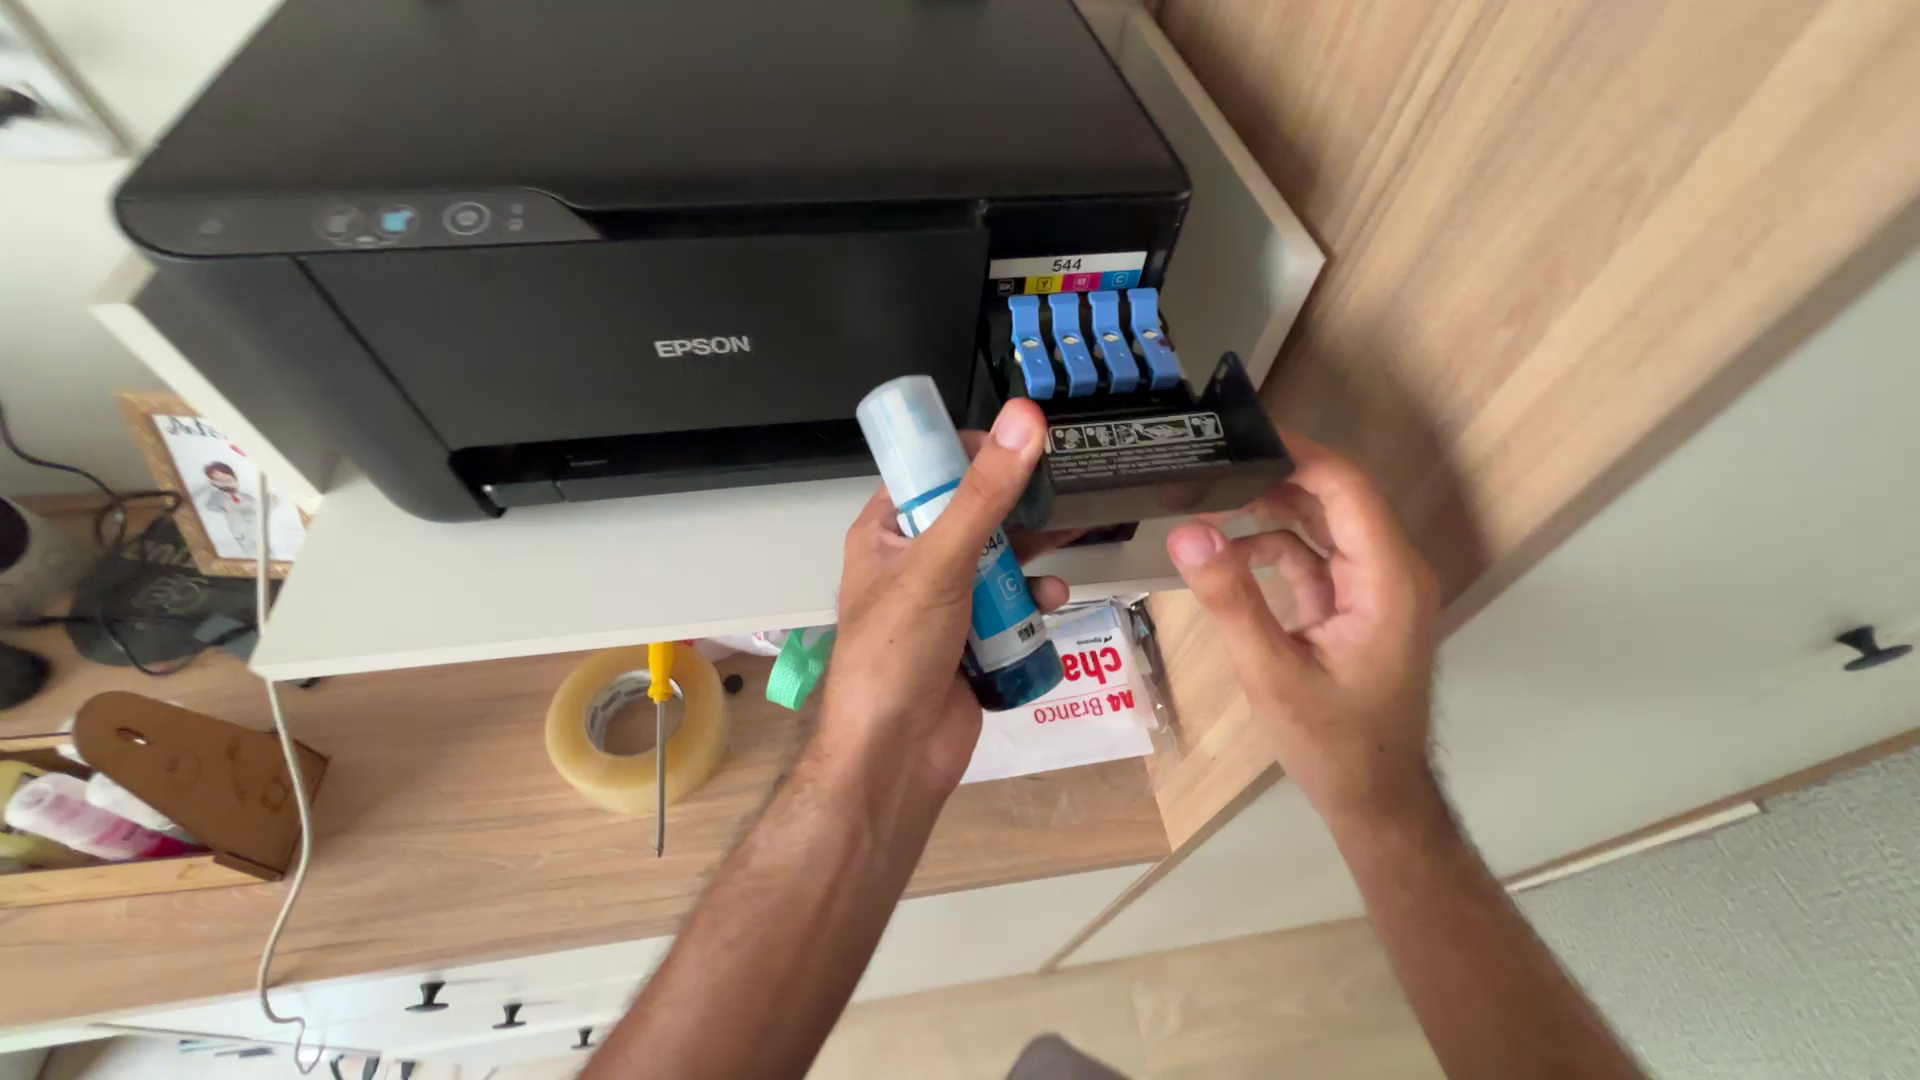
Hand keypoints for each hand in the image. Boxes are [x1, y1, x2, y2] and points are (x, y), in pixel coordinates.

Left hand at [822, 399, 1077, 795]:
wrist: (896, 754)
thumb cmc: (897, 650)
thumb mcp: (940, 563)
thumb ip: (983, 495)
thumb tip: (1021, 420)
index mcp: (887, 532)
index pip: (931, 471)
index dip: (974, 451)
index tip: (1024, 440)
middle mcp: (915, 561)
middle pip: (975, 515)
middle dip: (1018, 507)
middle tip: (1063, 487)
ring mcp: (945, 601)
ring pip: (999, 560)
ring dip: (1032, 554)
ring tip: (1070, 541)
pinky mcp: (973, 637)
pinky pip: (1010, 604)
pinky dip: (1033, 599)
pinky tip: (1052, 598)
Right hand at [1164, 433, 1441, 822]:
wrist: (1373, 796)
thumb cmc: (1331, 740)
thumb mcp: (1271, 671)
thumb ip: (1230, 598)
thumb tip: (1186, 532)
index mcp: (1386, 578)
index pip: (1346, 487)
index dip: (1297, 451)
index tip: (1240, 435)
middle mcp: (1390, 570)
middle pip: (1333, 497)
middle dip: (1272, 477)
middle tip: (1209, 467)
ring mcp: (1374, 587)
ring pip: (1321, 524)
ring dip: (1266, 513)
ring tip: (1207, 507)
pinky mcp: (1355, 603)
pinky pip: (1313, 556)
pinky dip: (1271, 551)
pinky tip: (1229, 561)